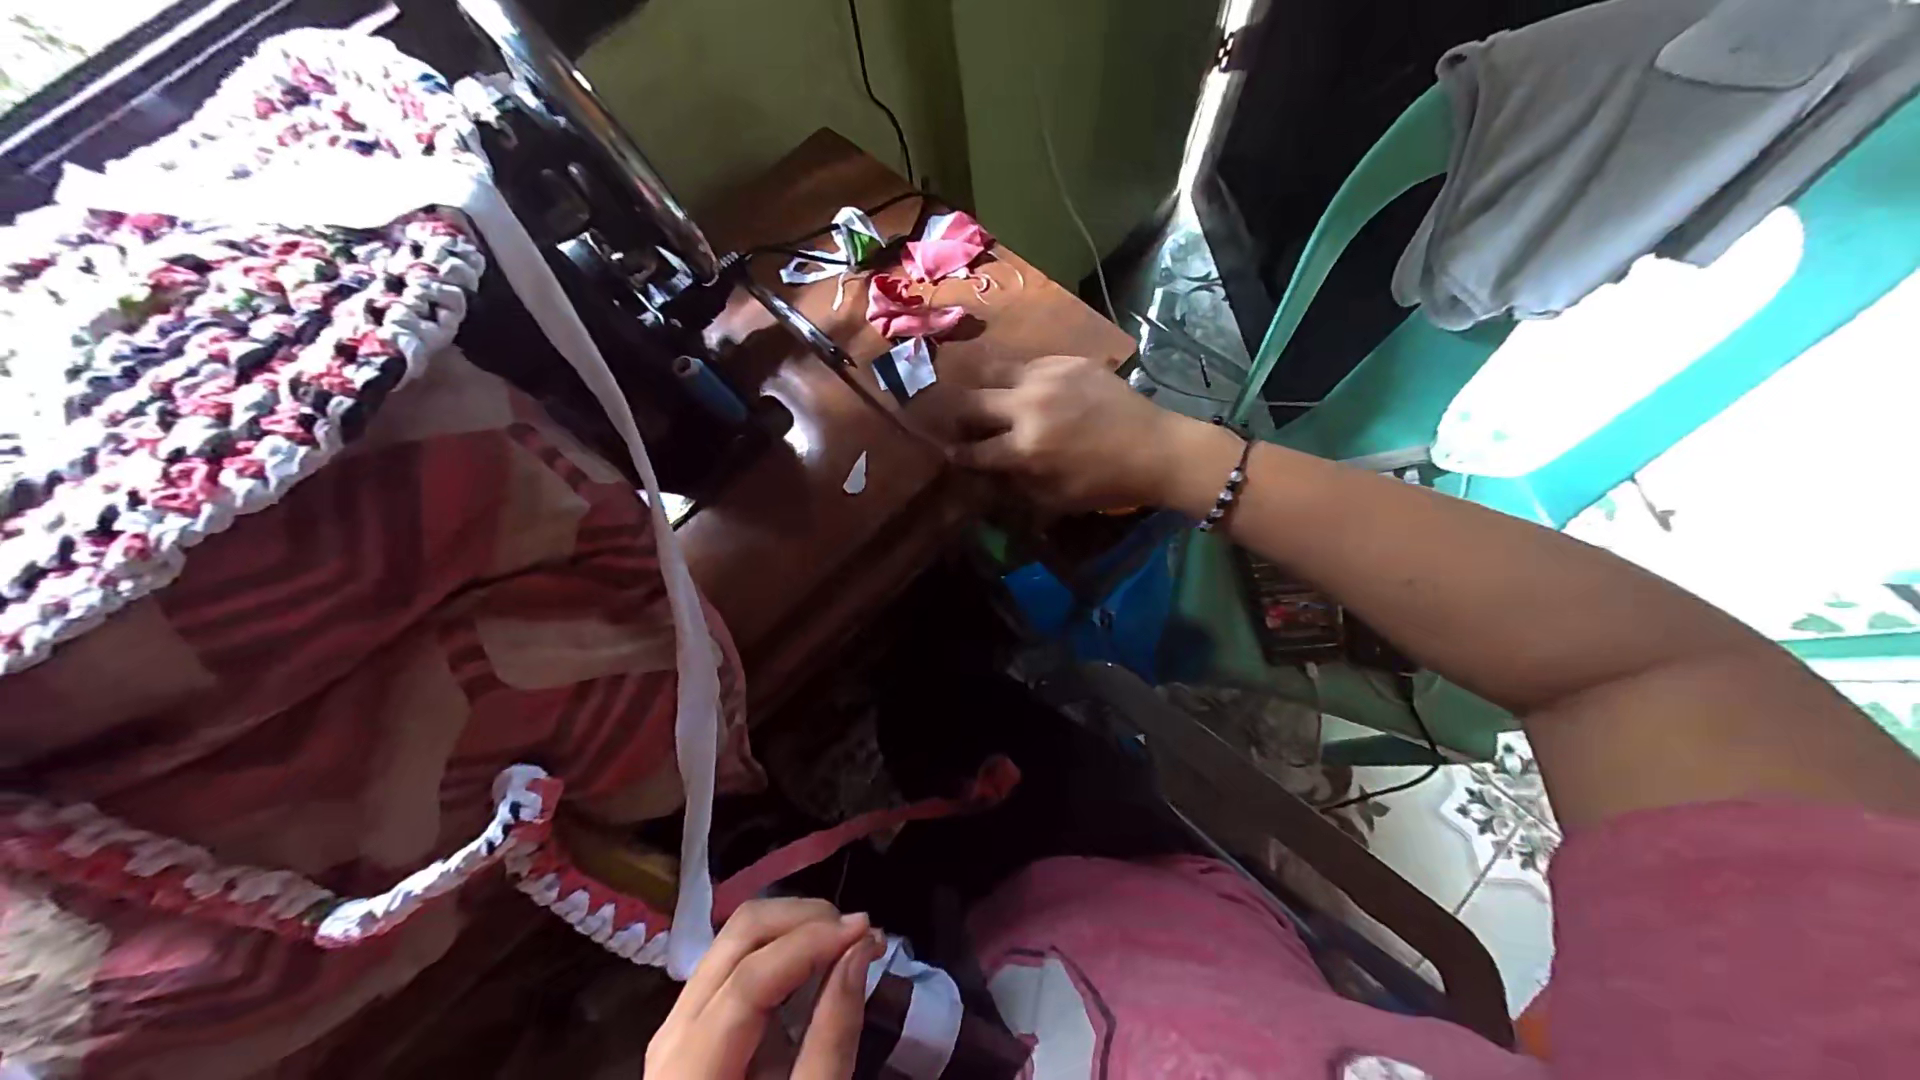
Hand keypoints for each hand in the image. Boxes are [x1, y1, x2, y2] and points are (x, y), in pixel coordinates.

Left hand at [646, 899, 885, 1079]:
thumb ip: (833, 1036)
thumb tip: (860, 950)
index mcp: (689, 1070)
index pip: (749, 976)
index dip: (811, 943)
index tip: (866, 931)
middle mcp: (673, 1030)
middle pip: (740, 934)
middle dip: (807, 920)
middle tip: (859, 934)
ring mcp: (680, 1018)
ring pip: (739, 934)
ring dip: (798, 925)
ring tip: (846, 940)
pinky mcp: (697, 1016)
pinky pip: (740, 955)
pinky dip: (786, 943)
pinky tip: (820, 957)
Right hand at [950, 354, 1237, 512]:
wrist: (1157, 448)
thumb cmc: (1105, 483)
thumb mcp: (1054, 498)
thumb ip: (1014, 485)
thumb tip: (985, 474)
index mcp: (1026, 447)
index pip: (973, 450)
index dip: (956, 454)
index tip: (947, 452)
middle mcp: (1028, 406)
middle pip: (971, 402)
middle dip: (954, 413)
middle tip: (951, 417)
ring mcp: (1047, 376)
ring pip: (993, 370)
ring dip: (980, 384)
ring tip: (976, 390)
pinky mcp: (1067, 361)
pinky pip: (1027, 362)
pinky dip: (1017, 376)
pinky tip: (1019, 384)